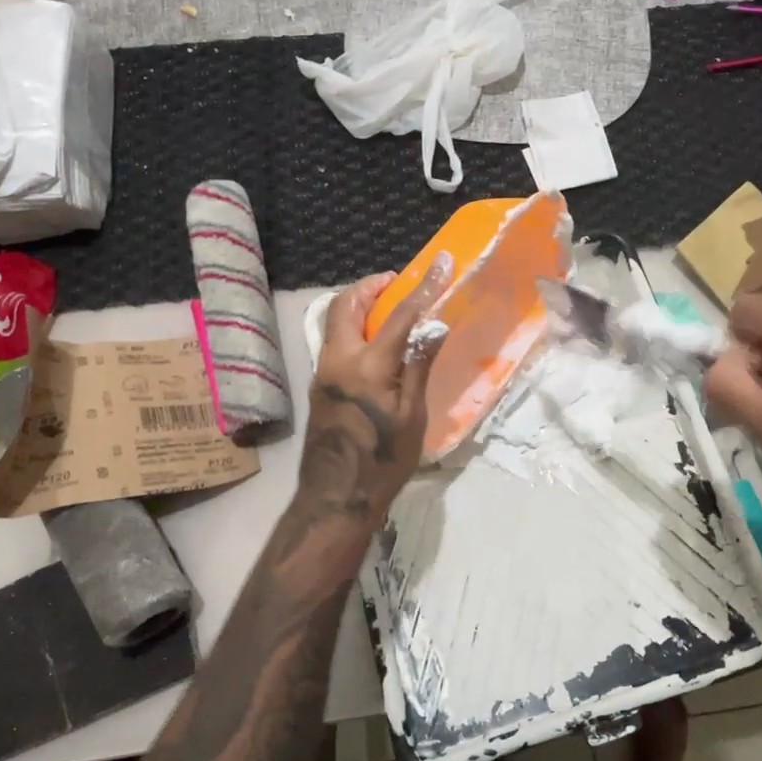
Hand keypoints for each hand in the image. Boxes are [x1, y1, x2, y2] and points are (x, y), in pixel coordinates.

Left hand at [301, 255, 452, 513]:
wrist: (337, 497)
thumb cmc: (383, 461)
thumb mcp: (412, 416)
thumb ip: (419, 365)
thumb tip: (435, 324)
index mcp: (367, 366)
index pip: (400, 315)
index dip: (423, 287)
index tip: (440, 263)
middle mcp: (338, 360)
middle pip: (347, 304)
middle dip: (373, 286)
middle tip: (398, 282)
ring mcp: (324, 371)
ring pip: (336, 321)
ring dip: (361, 305)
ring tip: (391, 308)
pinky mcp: (321, 385)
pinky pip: (336, 341)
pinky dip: (356, 327)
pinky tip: (378, 342)